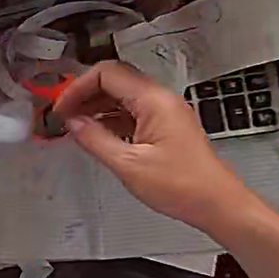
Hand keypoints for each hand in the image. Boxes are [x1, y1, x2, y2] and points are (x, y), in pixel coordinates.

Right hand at [54, 61, 255, 231]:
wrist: (216, 203)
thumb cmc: (181, 186)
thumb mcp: (128, 165)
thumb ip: (95, 140)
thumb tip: (72, 123)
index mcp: (153, 100)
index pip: (107, 74)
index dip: (78, 87)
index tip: (61, 108)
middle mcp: (160, 99)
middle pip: (115, 80)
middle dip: (85, 94)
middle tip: (64, 115)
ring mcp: (165, 111)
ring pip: (123, 96)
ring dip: (97, 106)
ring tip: (75, 125)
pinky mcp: (166, 125)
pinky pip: (133, 112)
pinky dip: (112, 118)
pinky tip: (97, 134)